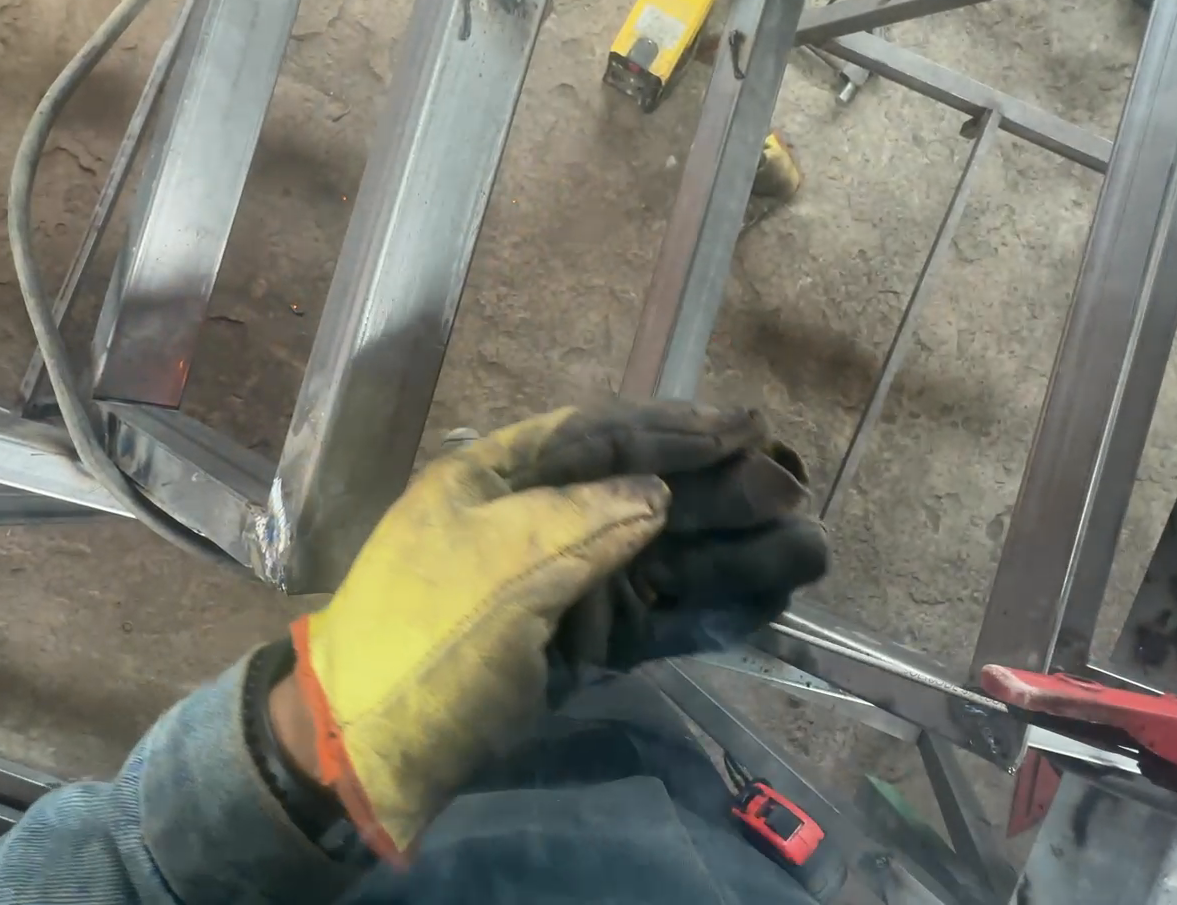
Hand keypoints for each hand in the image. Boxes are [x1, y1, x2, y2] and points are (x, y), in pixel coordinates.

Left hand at [281, 403, 775, 857]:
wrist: (369, 750)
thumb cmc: (423, 638)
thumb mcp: (497, 563)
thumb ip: (583, 519)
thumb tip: (658, 496)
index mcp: (503, 475)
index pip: (602, 435)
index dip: (675, 429)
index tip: (743, 426)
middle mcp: (540, 517)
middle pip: (643, 493)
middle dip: (717, 488)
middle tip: (791, 483)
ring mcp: (564, 582)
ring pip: (660, 557)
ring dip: (730, 551)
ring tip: (807, 543)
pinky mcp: (582, 640)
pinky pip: (655, 617)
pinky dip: (706, 612)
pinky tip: (764, 603)